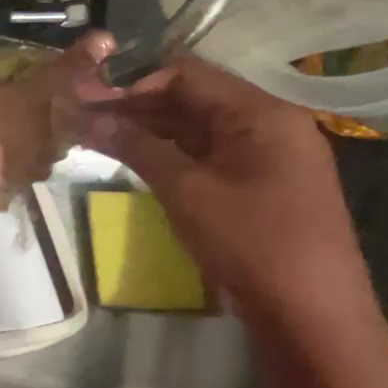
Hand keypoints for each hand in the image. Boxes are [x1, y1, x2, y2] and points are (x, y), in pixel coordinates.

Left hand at [0, 32, 112, 223]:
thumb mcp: (34, 96)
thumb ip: (67, 69)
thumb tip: (103, 36)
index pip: (26, 60)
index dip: (58, 73)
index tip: (85, 88)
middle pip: (30, 96)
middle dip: (52, 116)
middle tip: (63, 127)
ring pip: (29, 126)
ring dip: (44, 142)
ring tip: (42, 151)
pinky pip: (17, 151)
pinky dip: (28, 160)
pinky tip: (29, 169)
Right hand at [72, 54, 366, 311]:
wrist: (308, 312)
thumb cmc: (250, 240)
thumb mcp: (184, 189)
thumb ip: (134, 145)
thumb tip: (84, 115)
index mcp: (262, 115)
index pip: (187, 75)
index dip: (132, 83)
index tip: (85, 100)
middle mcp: (268, 124)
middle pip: (190, 97)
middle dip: (132, 105)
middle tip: (78, 116)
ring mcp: (263, 154)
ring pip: (192, 125)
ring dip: (143, 128)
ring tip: (91, 135)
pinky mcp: (254, 181)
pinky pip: (202, 151)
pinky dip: (163, 150)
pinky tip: (125, 156)